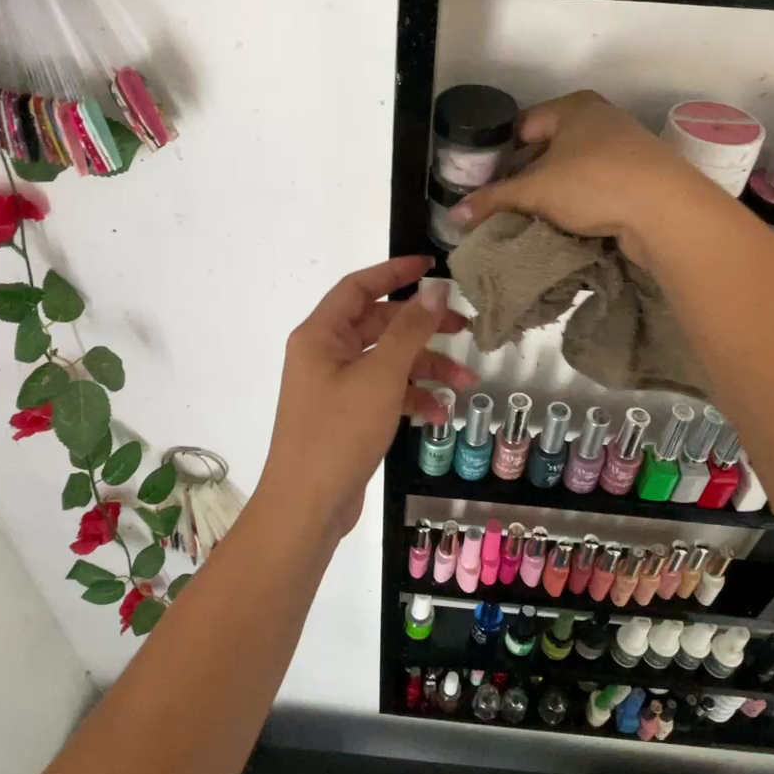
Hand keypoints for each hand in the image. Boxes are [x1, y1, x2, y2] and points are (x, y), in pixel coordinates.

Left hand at [262, 257, 474, 535]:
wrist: (307, 506)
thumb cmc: (339, 433)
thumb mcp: (381, 376)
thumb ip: (410, 330)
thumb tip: (434, 289)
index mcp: (320, 335)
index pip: (359, 287)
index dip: (395, 272)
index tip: (433, 267)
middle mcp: (325, 354)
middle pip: (379, 325)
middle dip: (423, 329)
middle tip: (464, 328)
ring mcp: (335, 387)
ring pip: (388, 362)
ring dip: (426, 370)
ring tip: (466, 384)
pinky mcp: (347, 416)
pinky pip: (385, 393)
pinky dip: (412, 399)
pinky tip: (439, 416)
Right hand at [450, 91, 720, 262]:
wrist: (666, 211)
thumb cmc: (595, 183)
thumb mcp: (535, 191)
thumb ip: (493, 200)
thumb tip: (455, 215)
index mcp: (573, 108)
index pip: (522, 126)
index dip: (498, 155)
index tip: (483, 184)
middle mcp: (599, 121)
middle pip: (546, 151)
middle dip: (524, 180)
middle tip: (501, 209)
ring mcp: (621, 151)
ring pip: (570, 174)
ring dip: (551, 198)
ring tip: (527, 223)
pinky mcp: (636, 181)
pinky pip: (594, 192)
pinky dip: (577, 208)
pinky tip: (562, 229)